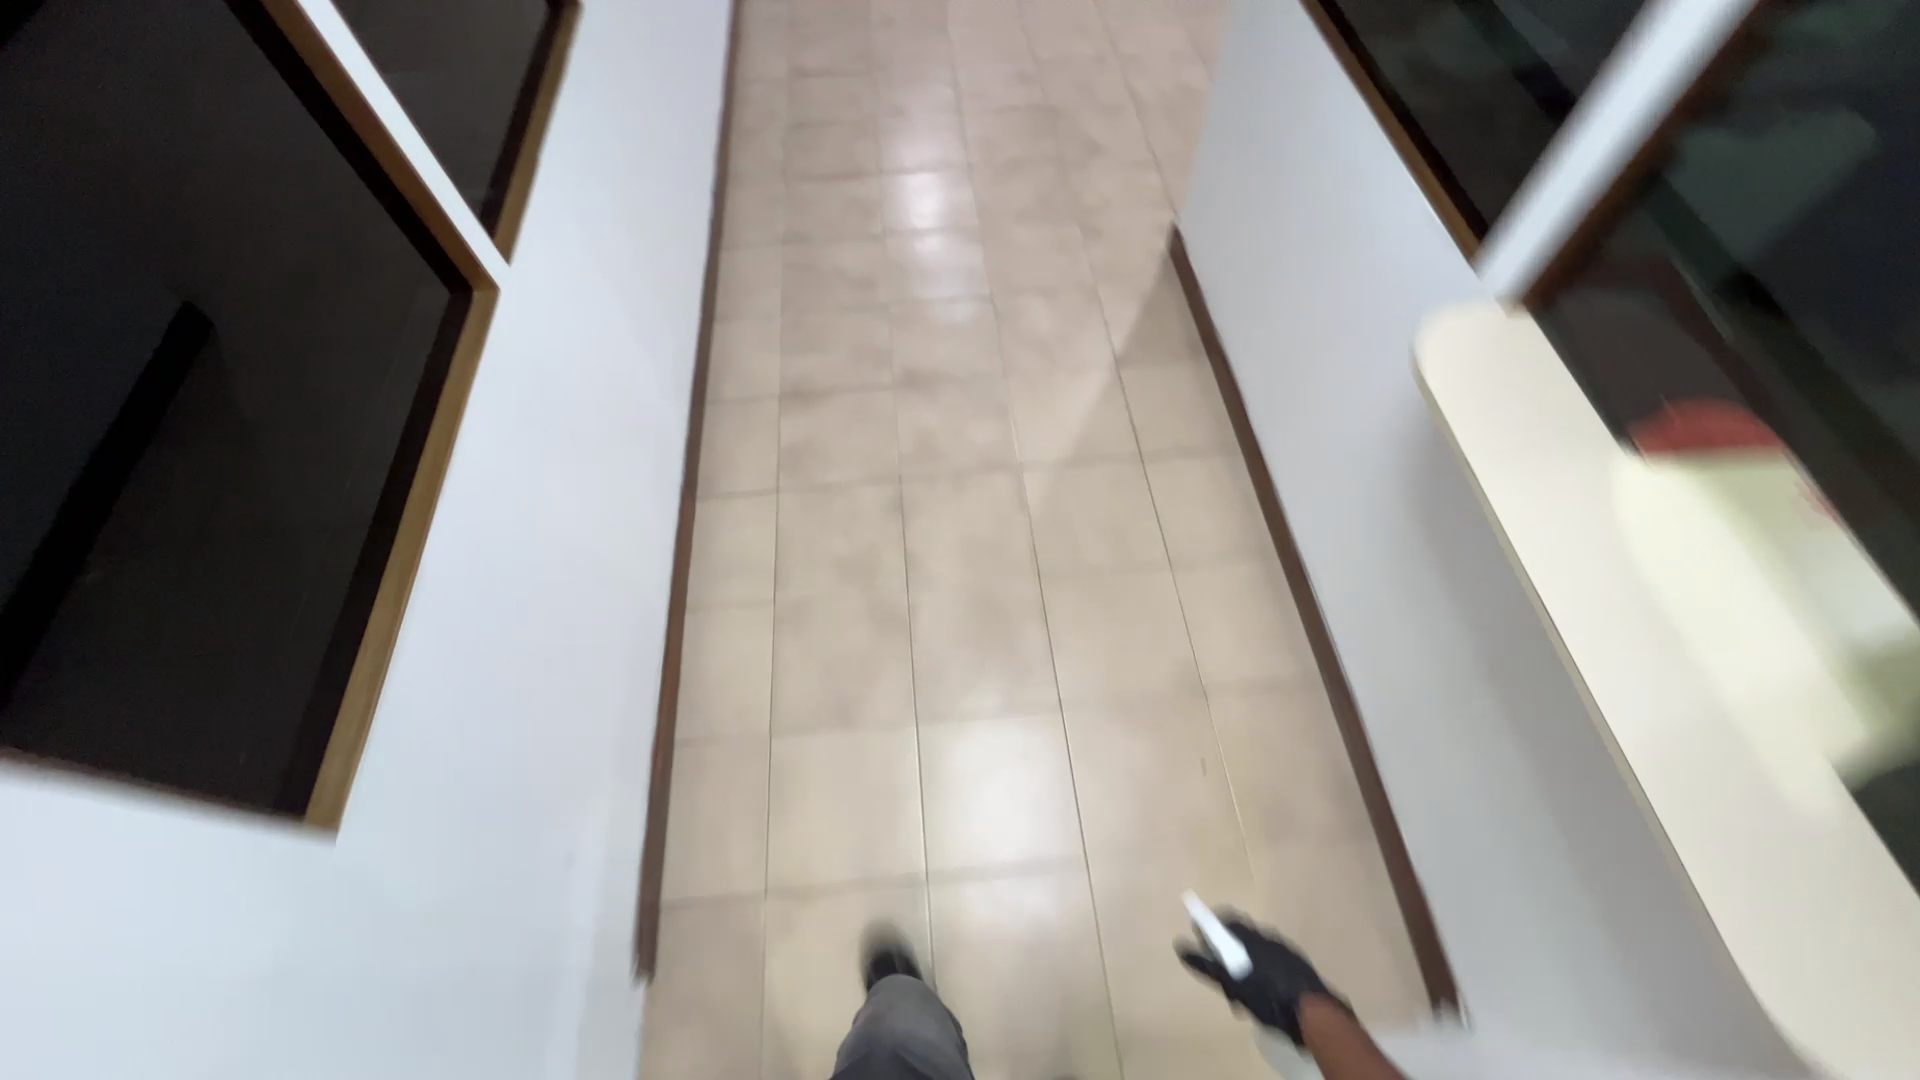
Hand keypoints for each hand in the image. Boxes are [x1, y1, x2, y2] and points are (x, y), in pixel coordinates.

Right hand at [1175, 913, 1347, 1045]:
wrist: (1315, 1013)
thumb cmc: (1268, 997)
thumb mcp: (1233, 984)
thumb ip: (1207, 966)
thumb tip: (1180, 946)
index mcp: (1248, 936)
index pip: (1223, 918)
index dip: (1210, 926)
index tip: (1201, 942)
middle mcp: (1266, 936)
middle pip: (1240, 935)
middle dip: (1227, 951)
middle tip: (1223, 977)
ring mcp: (1284, 949)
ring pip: (1256, 950)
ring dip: (1245, 963)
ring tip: (1243, 991)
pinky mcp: (1298, 964)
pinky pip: (1273, 961)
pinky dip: (1263, 972)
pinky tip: (1265, 993)